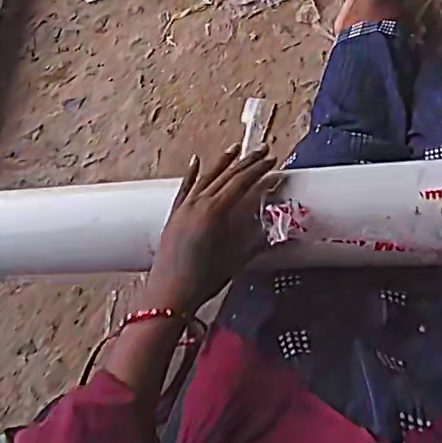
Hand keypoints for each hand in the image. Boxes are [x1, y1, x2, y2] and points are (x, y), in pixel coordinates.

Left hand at [144, 148, 280, 313]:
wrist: (168, 295)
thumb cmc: (203, 280)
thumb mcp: (235, 260)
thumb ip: (254, 241)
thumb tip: (272, 228)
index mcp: (215, 211)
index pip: (241, 183)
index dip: (258, 171)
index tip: (272, 161)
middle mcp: (198, 203)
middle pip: (226, 176)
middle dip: (246, 161)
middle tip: (263, 150)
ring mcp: (184, 207)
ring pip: (206, 177)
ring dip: (222, 162)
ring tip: (235, 148)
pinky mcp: (174, 214)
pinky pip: (185, 188)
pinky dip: (191, 173)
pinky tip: (196, 161)